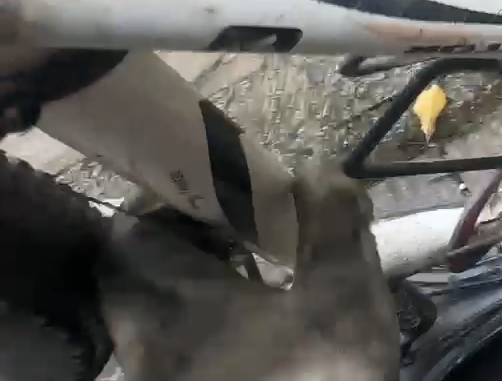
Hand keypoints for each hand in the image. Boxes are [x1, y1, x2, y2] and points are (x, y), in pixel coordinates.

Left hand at [98, 164, 398, 380]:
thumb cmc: (324, 363)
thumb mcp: (348, 285)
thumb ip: (332, 221)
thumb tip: (318, 165)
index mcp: (180, 305)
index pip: (129, 238)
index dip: (164, 196)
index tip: (219, 173)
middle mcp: (147, 339)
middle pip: (129, 273)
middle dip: (176, 231)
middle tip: (237, 208)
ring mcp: (156, 372)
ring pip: (146, 304)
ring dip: (187, 266)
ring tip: (251, 247)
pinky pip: (167, 331)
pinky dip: (199, 299)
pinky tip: (253, 296)